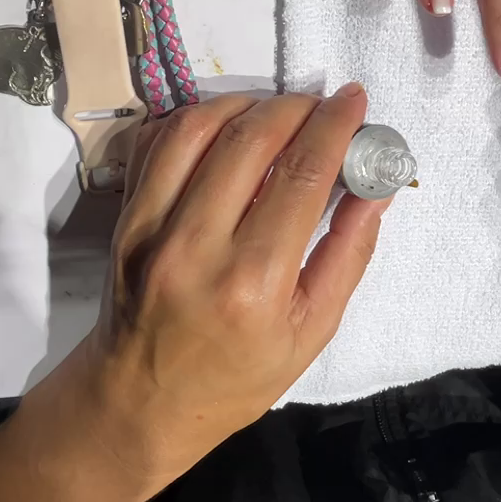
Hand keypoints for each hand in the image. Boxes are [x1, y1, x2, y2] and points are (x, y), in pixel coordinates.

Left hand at [83, 86, 391, 475]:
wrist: (139, 402)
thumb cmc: (237, 378)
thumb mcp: (312, 333)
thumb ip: (348, 255)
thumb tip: (376, 187)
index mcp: (253, 283)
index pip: (301, 175)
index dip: (334, 127)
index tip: (354, 100)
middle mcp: (195, 246)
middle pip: (250, 139)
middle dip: (295, 107)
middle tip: (321, 107)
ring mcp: (149, 227)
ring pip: (196, 128)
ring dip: (245, 104)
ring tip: (276, 112)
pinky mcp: (123, 217)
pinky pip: (156, 143)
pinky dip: (194, 119)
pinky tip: (224, 125)